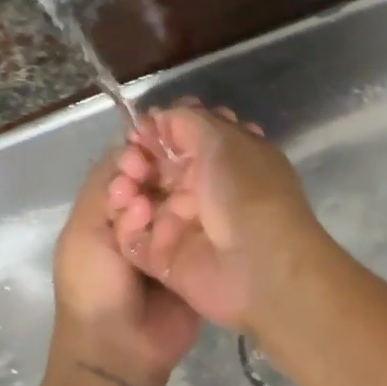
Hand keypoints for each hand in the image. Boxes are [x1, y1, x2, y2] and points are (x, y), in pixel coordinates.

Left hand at [52, 147, 201, 385]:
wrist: (122, 349)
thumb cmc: (94, 288)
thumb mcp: (85, 230)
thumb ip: (104, 187)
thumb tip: (134, 149)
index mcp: (109, 210)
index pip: (129, 166)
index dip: (142, 153)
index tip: (156, 149)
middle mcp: (143, 222)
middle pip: (162, 182)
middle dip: (172, 170)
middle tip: (188, 161)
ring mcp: (173, 244)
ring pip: (186, 205)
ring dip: (194, 193)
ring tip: (207, 180)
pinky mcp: (199, 266)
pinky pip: (207, 238)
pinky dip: (211, 222)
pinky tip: (221, 206)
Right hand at [108, 103, 324, 331]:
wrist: (261, 267)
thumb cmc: (248, 195)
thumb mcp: (222, 140)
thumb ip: (186, 122)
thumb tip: (158, 119)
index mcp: (224, 164)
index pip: (179, 142)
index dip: (157, 133)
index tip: (140, 129)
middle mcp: (203, 195)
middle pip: (154, 171)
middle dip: (136, 159)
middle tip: (133, 161)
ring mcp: (183, 230)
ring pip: (139, 202)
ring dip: (125, 188)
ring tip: (128, 185)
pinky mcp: (166, 261)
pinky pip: (133, 240)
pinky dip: (126, 224)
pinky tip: (135, 212)